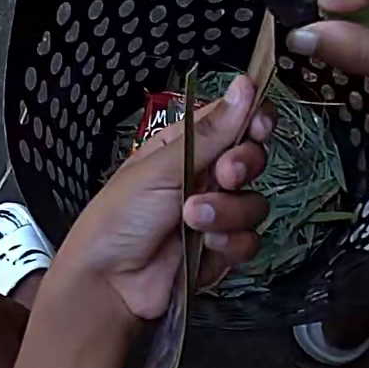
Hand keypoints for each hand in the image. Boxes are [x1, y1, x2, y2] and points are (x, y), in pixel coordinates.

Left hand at [50, 74, 274, 321]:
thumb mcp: (160, 168)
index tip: (259, 125)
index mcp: (182, 149)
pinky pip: (249, 241)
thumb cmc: (119, 217)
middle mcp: (201, 178)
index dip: (252, 120)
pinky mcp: (219, 252)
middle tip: (224, 174)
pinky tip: (207, 245)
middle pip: (251, 159)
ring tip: (192, 219)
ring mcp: (213, 217)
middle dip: (242, 165)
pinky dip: (232, 242)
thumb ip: (210, 132)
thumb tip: (245, 85)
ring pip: (253, 203)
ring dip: (228, 210)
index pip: (231, 123)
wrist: (109, 282)